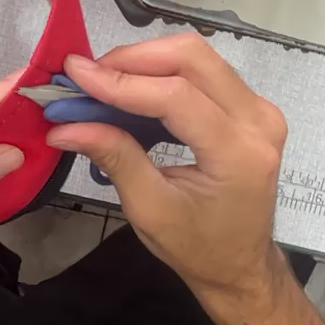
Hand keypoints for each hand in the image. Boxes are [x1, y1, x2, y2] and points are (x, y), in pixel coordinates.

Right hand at [45, 35, 295, 320]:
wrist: (240, 265)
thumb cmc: (197, 247)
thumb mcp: (149, 209)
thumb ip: (114, 157)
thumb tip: (65, 126)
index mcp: (238, 153)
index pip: (176, 96)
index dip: (121, 81)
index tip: (75, 73)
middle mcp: (258, 121)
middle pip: (193, 58)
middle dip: (133, 58)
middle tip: (88, 74)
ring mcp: (259, 110)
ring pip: (198, 59)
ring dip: (144, 62)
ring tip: (101, 81)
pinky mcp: (250, 108)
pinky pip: (202, 73)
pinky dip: (160, 75)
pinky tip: (127, 90)